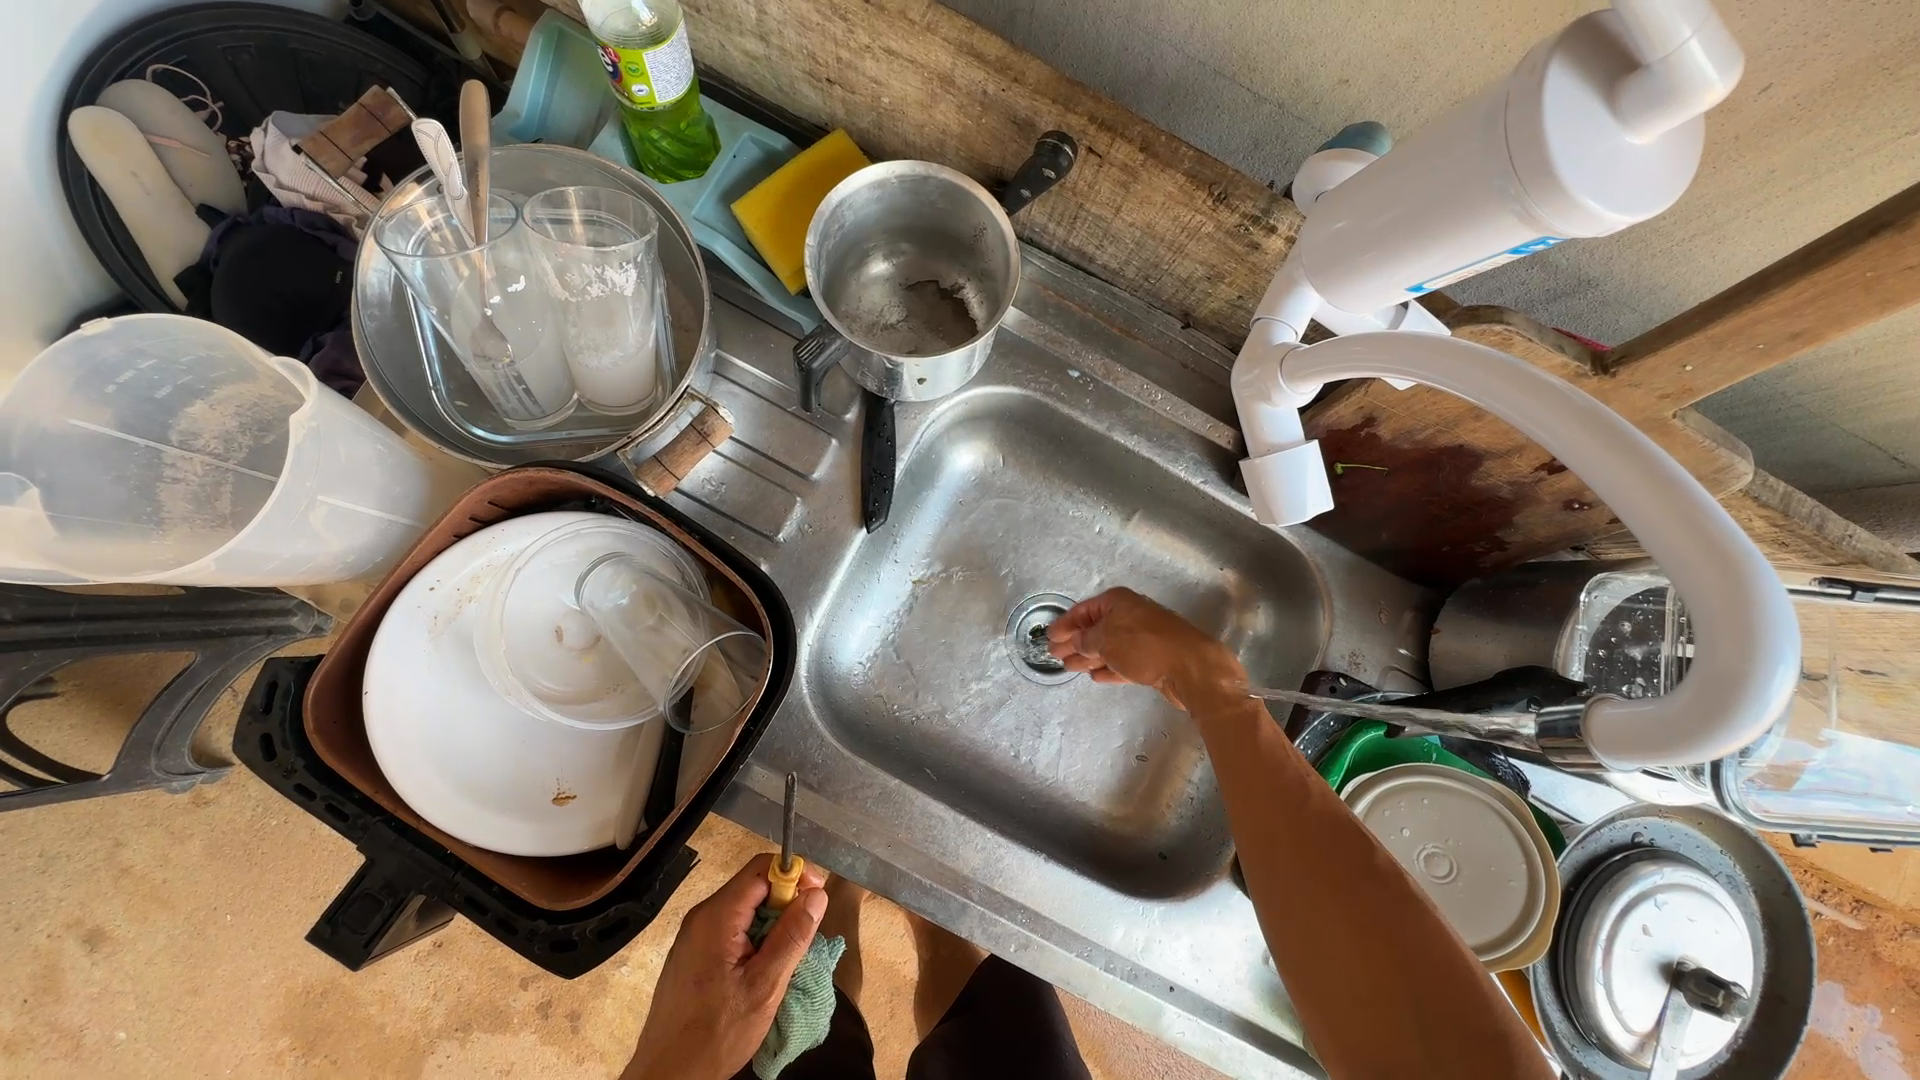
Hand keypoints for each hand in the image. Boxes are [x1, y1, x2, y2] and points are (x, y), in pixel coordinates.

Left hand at [624, 854, 828, 1079]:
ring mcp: (695, 935)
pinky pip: (731, 927)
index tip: (817, 898)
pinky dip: (754, 937)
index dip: (793, 875)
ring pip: (744, 908)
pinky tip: (763, 968)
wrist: (668, 1077)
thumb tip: (817, 894)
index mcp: (717, 917)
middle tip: (805, 933)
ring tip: (787, 955)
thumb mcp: (764, 986)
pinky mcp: (693, 953)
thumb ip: (792, 936)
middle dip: (785, 902)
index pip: (761, 869)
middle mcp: (702, 917)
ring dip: (772, 922)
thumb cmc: (716, 1034)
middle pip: (752, 886)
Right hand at [1046, 587, 1246, 709]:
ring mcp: (1142, 639)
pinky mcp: (1151, 661)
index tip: (1049, 636)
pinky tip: (1095, 675)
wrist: (1190, 668)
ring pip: (1108, 648)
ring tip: (1069, 666)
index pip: (1083, 610)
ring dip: (1088, 657)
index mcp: (1118, 602)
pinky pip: (1122, 663)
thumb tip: (1075, 642)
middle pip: (1095, 629)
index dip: (1064, 624)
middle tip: (1054, 653)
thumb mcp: (1105, 639)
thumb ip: (1085, 640)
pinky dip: (1108, 668)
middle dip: (1074, 641)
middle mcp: (1130, 616)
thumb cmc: (1144, 646)